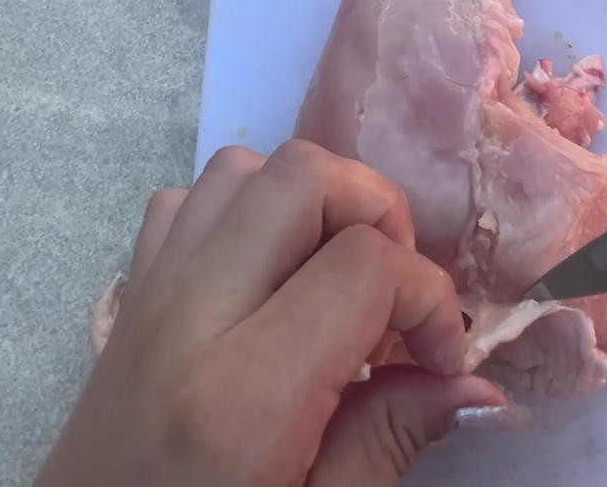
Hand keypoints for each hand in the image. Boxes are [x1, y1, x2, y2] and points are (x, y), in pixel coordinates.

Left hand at [36, 140, 507, 486]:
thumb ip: (392, 438)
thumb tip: (476, 384)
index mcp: (245, 396)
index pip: (363, 268)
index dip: (429, 295)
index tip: (441, 355)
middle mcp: (192, 315)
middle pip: (301, 176)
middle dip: (373, 208)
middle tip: (392, 285)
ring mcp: (151, 290)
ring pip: (242, 168)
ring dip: (307, 198)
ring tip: (332, 270)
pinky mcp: (130, 288)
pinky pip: (187, 199)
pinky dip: (240, 209)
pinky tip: (263, 271)